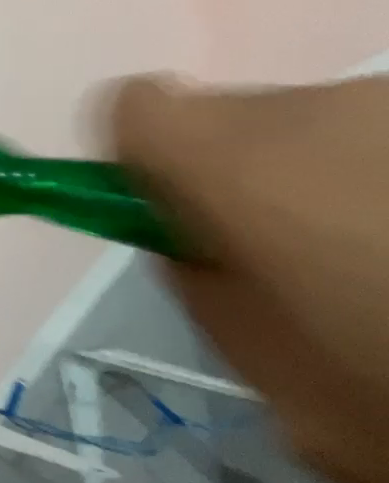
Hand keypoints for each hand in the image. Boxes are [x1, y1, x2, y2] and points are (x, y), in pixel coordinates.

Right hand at [111, 75, 388, 482]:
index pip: (130, 109)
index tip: (176, 209)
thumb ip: (204, 287)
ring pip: (334, 133)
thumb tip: (191, 241)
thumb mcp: (282, 375)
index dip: (140, 158)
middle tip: (321, 264)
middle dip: (260, 179)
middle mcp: (314, 107)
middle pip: (239, 120)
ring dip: (352, 184)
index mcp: (232, 161)